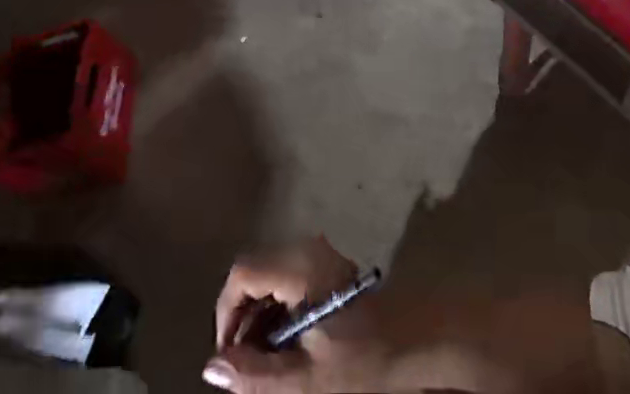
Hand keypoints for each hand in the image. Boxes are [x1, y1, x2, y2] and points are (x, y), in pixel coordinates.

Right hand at [203, 238, 387, 392]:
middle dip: (242, 318)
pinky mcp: (327, 265)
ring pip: (268, 276)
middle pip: (253, 273)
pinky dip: (278, 309)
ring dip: (259, 315)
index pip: (242, 275)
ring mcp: (317, 254)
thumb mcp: (308, 379)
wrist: (419, 345)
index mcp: (299, 267)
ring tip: (263, 359)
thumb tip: (211, 369)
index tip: (229, 356)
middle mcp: (305, 249)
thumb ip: (257, 375)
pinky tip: (285, 344)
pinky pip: (287, 278)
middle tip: (243, 362)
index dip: (226, 314)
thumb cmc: (364, 361)